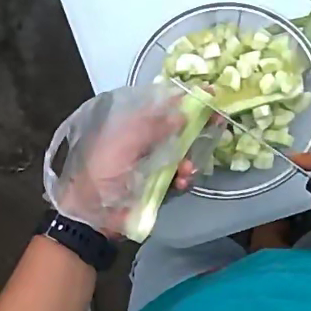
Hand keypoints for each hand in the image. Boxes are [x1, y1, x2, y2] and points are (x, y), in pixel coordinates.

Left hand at [50, 86, 197, 237]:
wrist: (93, 216)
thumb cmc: (102, 173)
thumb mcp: (123, 144)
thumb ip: (152, 127)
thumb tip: (182, 114)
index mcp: (131, 125)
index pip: (161, 105)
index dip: (183, 99)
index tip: (208, 94)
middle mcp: (145, 140)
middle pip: (177, 127)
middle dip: (197, 125)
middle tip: (217, 121)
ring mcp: (153, 163)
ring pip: (182, 152)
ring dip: (190, 157)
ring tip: (188, 168)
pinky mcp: (159, 184)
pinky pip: (180, 176)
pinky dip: (184, 178)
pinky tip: (183, 181)